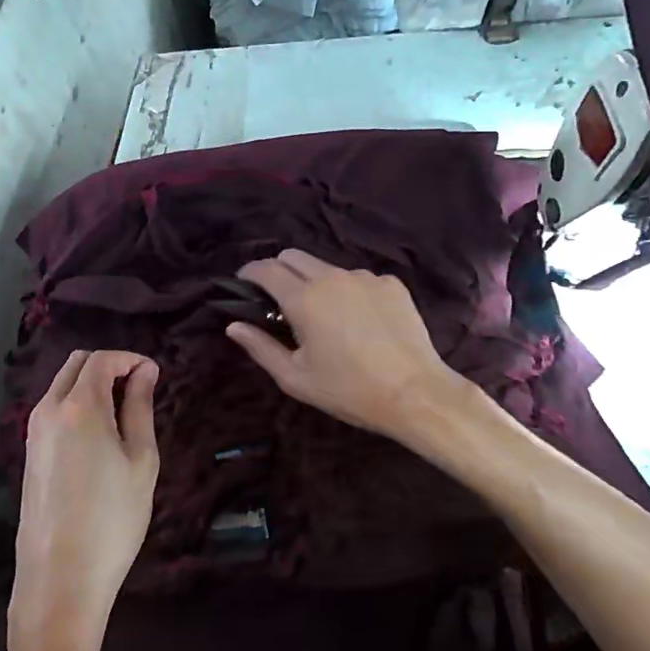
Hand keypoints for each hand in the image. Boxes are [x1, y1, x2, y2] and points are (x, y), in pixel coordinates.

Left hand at [12, 350, 159, 649]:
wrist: (60, 579)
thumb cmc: (112, 518)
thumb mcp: (140, 459)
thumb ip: (140, 407)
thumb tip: (145, 371)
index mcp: (78, 407)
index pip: (102, 360)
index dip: (130, 358)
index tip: (154, 373)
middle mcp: (48, 410)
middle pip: (76, 364)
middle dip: (108, 365)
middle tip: (139, 387)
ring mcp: (33, 433)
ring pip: (61, 385)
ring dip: (91, 384)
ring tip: (124, 412)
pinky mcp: (29, 454)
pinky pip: (53, 410)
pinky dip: (77, 405)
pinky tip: (100, 434)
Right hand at [225, 249, 472, 444]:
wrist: (415, 394)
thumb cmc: (349, 391)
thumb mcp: (296, 378)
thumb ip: (261, 347)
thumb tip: (234, 326)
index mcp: (304, 299)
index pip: (266, 269)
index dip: (249, 272)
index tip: (244, 283)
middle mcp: (332, 277)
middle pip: (294, 257)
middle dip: (279, 270)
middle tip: (278, 299)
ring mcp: (365, 277)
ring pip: (328, 268)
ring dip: (316, 283)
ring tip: (326, 316)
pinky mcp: (391, 283)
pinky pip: (359, 279)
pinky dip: (350, 292)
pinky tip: (360, 321)